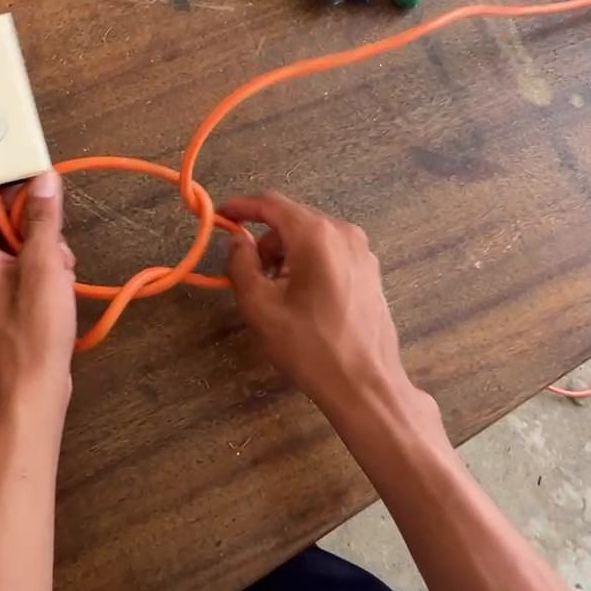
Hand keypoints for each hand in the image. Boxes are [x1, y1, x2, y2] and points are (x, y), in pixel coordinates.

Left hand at [0, 171, 76, 412]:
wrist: (27, 394)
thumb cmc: (31, 332)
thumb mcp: (43, 264)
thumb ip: (42, 217)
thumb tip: (43, 179)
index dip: (12, 192)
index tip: (42, 193)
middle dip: (35, 229)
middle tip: (56, 249)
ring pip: (12, 248)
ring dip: (42, 252)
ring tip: (60, 274)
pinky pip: (14, 272)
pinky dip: (37, 274)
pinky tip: (57, 290)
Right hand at [221, 192, 414, 413]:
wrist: (365, 386)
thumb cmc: (309, 345)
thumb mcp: (259, 305)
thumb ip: (240, 263)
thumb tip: (238, 239)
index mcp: (316, 234)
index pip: (271, 203)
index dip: (241, 206)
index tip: (220, 216)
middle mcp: (343, 232)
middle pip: (291, 220)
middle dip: (265, 242)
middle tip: (249, 275)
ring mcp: (362, 251)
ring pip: (310, 238)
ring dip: (286, 255)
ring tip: (277, 294)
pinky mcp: (370, 271)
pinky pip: (329, 253)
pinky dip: (307, 264)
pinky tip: (303, 300)